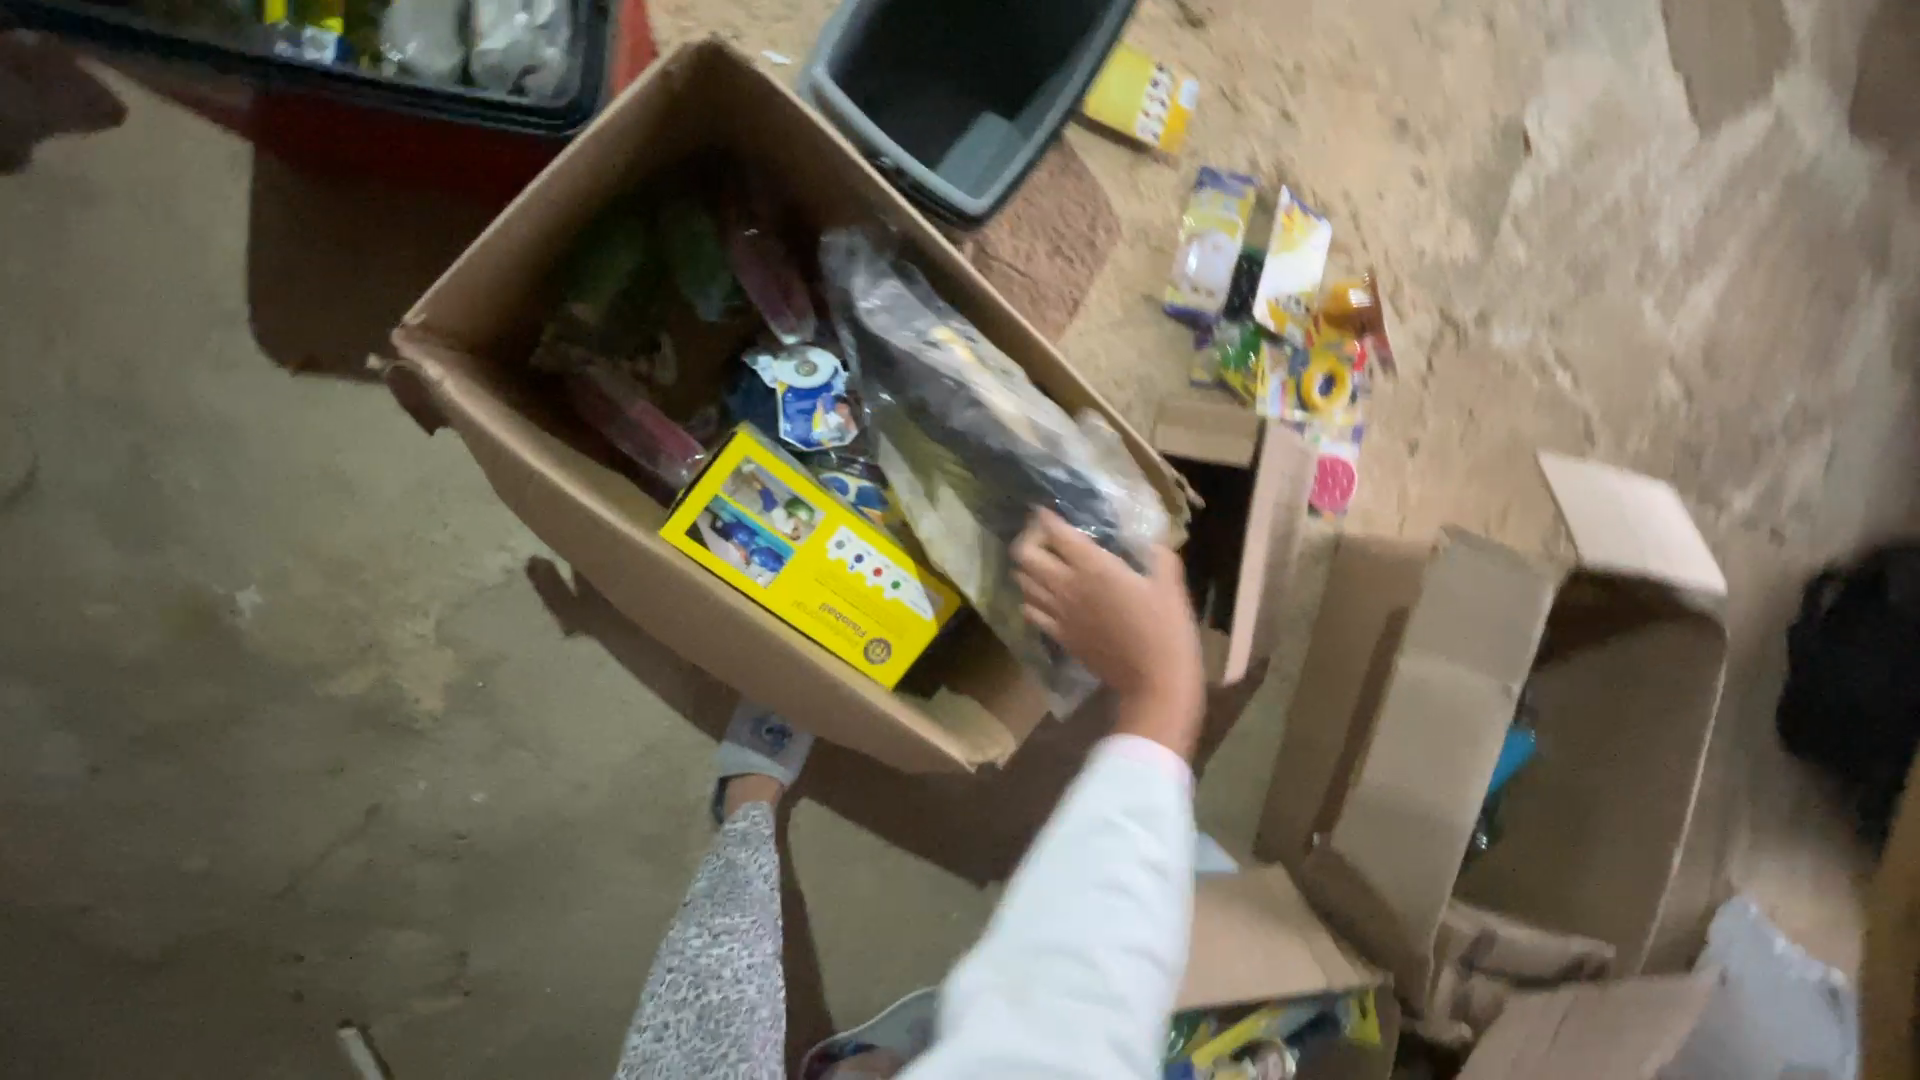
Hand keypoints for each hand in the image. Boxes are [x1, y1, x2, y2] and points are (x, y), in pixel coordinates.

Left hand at [1012, 510, 1204, 754]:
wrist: (1154, 680)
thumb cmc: (1166, 628)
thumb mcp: (1169, 583)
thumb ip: (1157, 555)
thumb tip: (1150, 540)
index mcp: (1094, 566)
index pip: (1055, 532)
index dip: (1045, 517)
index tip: (1046, 509)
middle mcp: (1067, 585)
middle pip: (1025, 554)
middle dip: (1029, 538)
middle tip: (1044, 536)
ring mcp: (1058, 613)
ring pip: (1022, 582)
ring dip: (1028, 568)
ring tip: (1043, 563)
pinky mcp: (1058, 636)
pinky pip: (1030, 612)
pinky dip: (1031, 599)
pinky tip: (1046, 596)